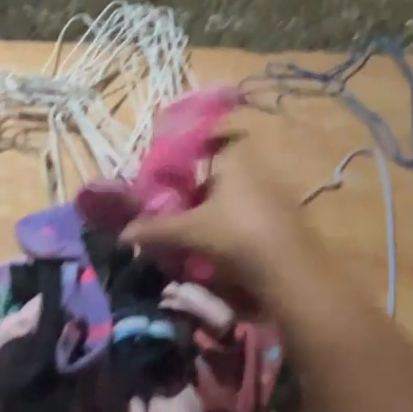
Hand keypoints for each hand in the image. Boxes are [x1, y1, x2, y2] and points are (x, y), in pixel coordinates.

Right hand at [120, 135, 313, 288]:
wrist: (290, 272)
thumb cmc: (235, 236)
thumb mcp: (187, 232)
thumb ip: (154, 229)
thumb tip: (122, 234)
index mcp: (237, 162)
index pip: (220, 139)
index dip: (200, 145)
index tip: (179, 163)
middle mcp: (260, 172)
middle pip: (225, 170)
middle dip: (202, 184)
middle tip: (178, 201)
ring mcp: (277, 197)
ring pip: (239, 194)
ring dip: (218, 207)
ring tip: (194, 226)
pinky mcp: (286, 222)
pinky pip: (252, 213)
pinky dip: (234, 223)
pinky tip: (219, 243)